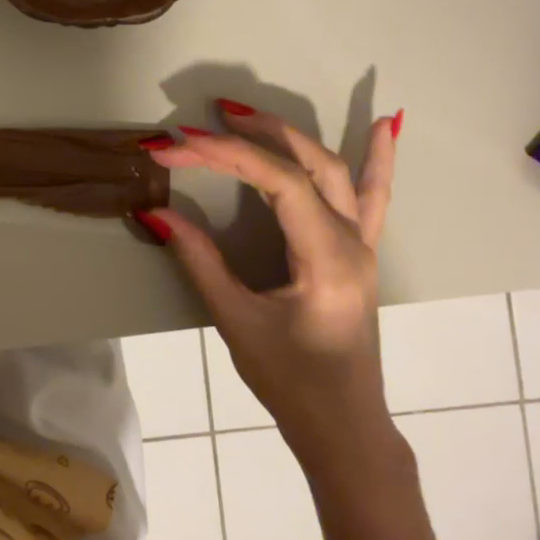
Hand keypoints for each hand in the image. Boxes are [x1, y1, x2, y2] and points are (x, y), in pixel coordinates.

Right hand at [137, 101, 398, 462]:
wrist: (344, 426)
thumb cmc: (291, 380)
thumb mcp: (236, 320)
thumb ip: (198, 260)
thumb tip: (154, 212)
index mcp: (328, 258)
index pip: (277, 181)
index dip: (223, 156)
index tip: (173, 147)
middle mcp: (354, 242)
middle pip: (309, 165)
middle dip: (254, 134)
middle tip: (202, 120)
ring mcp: (363, 245)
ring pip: (336, 171)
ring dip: (291, 136)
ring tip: (247, 114)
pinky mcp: (359, 252)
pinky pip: (374, 196)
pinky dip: (379, 158)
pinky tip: (386, 124)